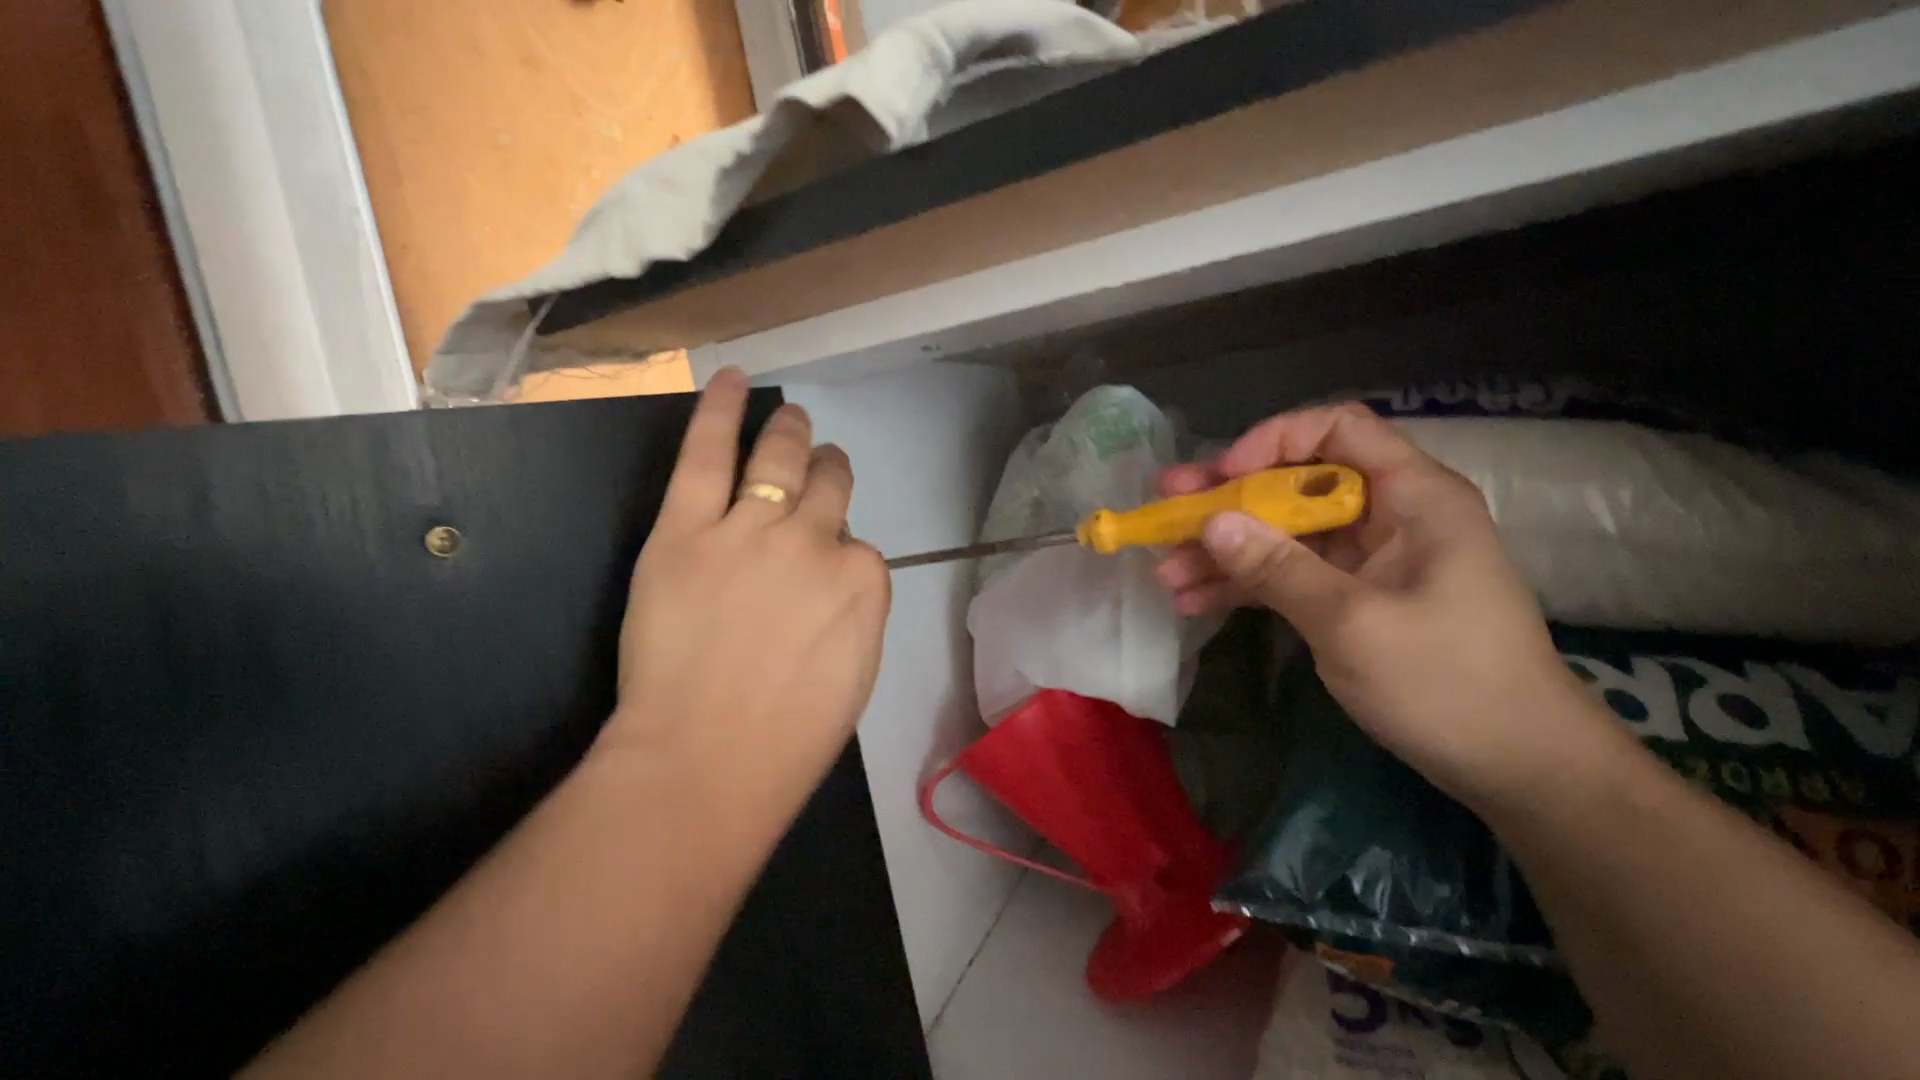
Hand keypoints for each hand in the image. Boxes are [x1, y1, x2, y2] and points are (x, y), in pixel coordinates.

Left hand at [599, 369, 890, 828]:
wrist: (707, 760)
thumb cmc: (787, 740)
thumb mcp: (852, 673)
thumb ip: (851, 612)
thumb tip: (832, 579)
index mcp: (864, 581)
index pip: (857, 543)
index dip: (837, 547)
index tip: (820, 559)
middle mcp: (816, 540)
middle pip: (828, 488)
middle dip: (828, 470)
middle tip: (822, 459)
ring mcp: (751, 527)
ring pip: (778, 460)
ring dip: (790, 433)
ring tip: (791, 416)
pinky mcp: (686, 528)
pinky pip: (707, 455)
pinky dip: (720, 411)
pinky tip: (731, 381)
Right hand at [1156, 403, 1620, 809]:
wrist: (1516, 764)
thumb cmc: (1445, 680)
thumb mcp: (1351, 622)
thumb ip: (1277, 568)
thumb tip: (1211, 522)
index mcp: (1413, 496)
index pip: (1336, 431)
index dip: (1270, 442)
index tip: (1218, 479)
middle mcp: (1391, 514)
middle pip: (1298, 483)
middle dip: (1229, 501)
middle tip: (1164, 512)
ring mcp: (1373, 559)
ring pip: (1287, 533)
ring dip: (1228, 551)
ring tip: (1167, 574)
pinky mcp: (1358, 599)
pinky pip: (1293, 575)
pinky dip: (1249, 586)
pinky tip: (1197, 603)